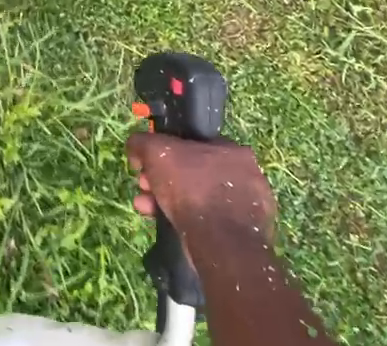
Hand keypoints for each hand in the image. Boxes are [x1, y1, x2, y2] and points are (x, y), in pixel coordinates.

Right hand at [126, 131, 276, 239]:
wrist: (220, 243)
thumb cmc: (191, 187)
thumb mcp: (154, 150)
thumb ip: (141, 142)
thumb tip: (137, 152)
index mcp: (234, 151)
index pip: (192, 144)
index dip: (163, 153)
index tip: (147, 166)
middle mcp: (247, 176)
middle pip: (190, 171)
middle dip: (161, 178)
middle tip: (144, 186)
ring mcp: (249, 207)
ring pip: (195, 196)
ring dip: (165, 198)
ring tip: (146, 206)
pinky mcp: (245, 234)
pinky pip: (207, 218)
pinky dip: (184, 217)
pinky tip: (163, 221)